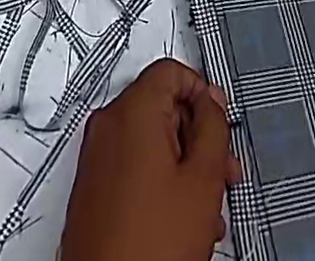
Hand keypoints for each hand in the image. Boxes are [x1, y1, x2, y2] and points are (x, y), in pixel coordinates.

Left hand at [62, 58, 238, 260]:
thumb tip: (212, 101)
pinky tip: (182, 216)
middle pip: (162, 105)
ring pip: (151, 137)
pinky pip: (133, 161)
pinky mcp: (93, 183)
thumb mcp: (202, 178)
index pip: (171, 71)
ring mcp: (96, 155)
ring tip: (206, 204)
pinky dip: (160, 177)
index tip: (220, 121)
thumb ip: (213, 127)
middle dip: (197, 135)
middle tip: (221, 170)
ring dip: (184, 162)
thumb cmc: (149, 246)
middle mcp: (107, 125)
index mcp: (131, 111)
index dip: (202, 93)